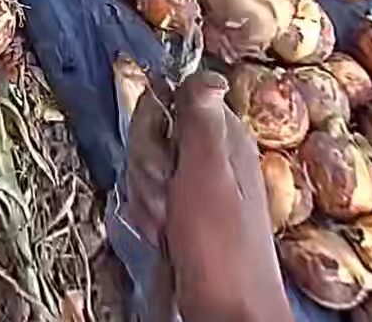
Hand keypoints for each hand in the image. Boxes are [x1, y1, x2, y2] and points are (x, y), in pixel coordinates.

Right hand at [121, 71, 292, 321]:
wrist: (226, 318)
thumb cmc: (219, 247)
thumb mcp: (208, 177)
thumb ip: (201, 122)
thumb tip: (211, 72)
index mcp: (223, 136)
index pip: (171, 95)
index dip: (155, 119)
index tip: (162, 155)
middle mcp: (209, 151)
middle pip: (153, 126)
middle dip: (147, 161)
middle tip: (163, 195)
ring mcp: (195, 181)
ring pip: (145, 158)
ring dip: (145, 191)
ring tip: (163, 223)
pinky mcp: (181, 208)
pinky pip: (146, 189)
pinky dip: (145, 210)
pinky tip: (158, 233)